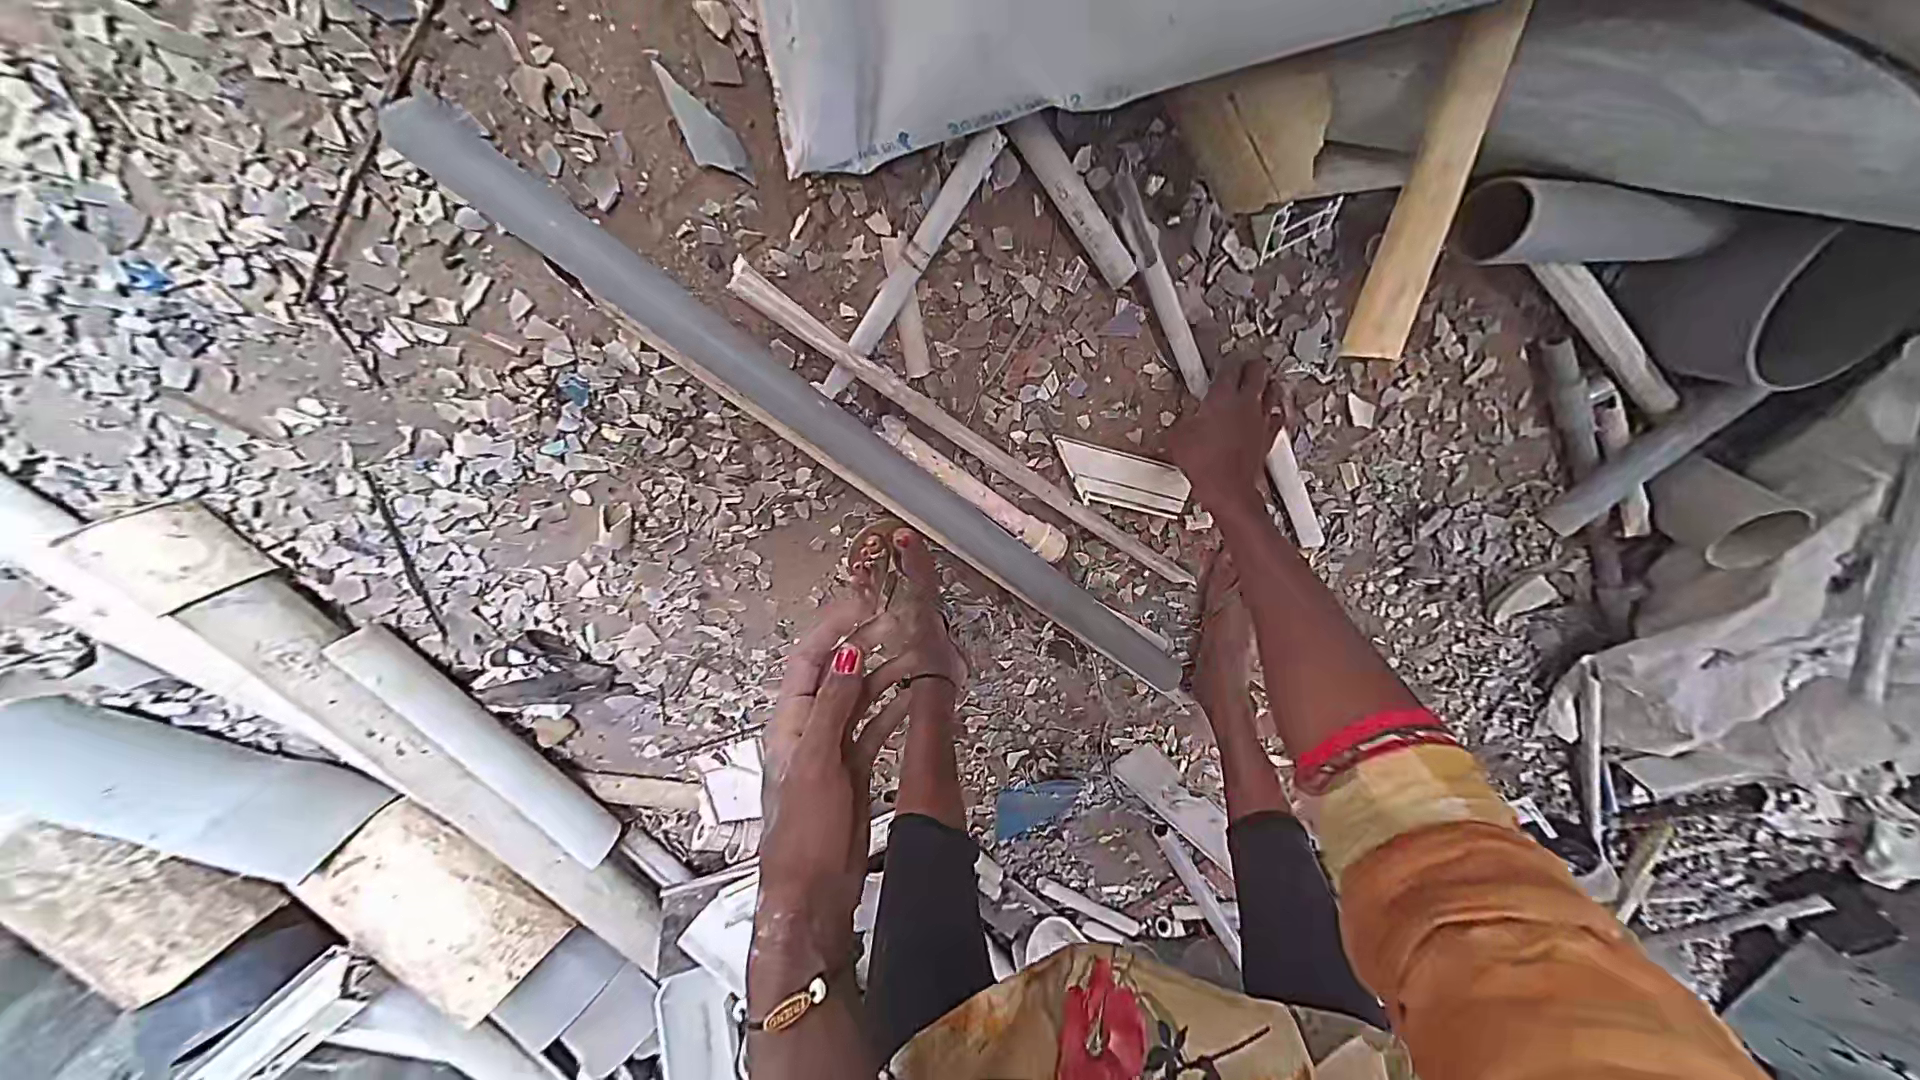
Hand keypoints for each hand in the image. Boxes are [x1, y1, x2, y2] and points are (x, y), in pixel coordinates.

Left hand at [755, 528, 962, 954]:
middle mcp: (810, 725)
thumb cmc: (803, 831)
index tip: (862, 600)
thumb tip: (845, 658)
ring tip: (913, 652)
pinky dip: (893, 706)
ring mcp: (833, 743)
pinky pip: (875, 723)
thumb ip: (831, 707)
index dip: (834, 626)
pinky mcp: (853, 762)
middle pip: (837, 672)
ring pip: (860, 695)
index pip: (810, 658)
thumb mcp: (815, 762)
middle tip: (897, 622)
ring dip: (884, 673)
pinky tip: (912, 694)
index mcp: (790, 719)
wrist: (814, 889)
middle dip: (865, 644)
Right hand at [1167, 355, 1282, 513]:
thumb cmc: (1204, 465)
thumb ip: (1183, 423)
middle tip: (1246, 365)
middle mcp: (1245, 404)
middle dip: (1252, 365)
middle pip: (1257, 371)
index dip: (1224, 363)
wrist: (1226, 489)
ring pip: (1273, 390)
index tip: (1221, 364)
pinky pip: (1277, 418)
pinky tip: (1270, 415)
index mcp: (1221, 397)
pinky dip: (1274, 413)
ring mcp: (1260, 420)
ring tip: (1263, 382)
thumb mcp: (1177, 439)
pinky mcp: (1268, 438)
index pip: (1228, 368)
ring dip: (1267, 384)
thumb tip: (1178, 424)